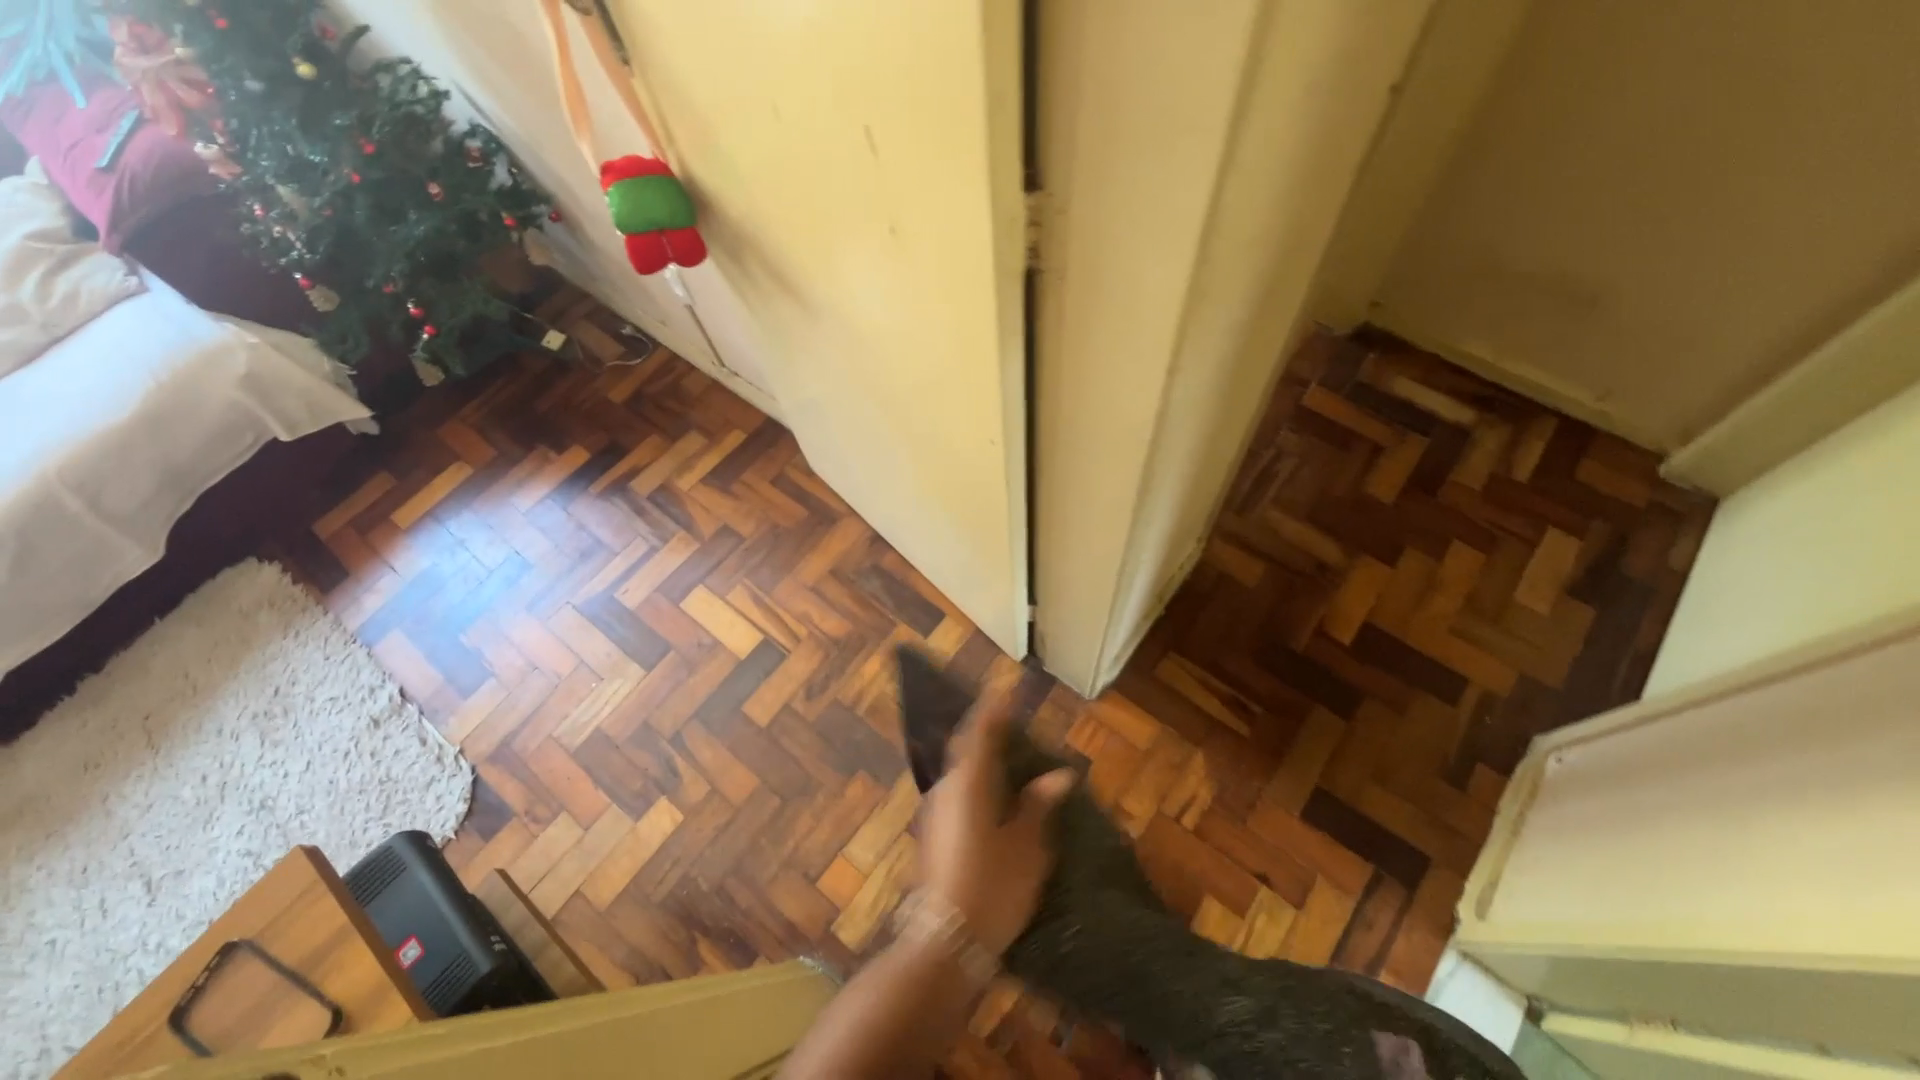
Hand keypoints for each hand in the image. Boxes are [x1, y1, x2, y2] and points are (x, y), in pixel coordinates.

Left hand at [918, 686, 1075, 955]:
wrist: (945, 940)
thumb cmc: (992, 886)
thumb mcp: (1026, 847)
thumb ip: (1039, 805)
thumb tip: (1060, 775)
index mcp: (969, 783)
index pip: (980, 732)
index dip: (994, 709)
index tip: (1007, 689)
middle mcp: (945, 790)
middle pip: (966, 750)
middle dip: (987, 733)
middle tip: (1012, 723)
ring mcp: (934, 814)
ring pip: (960, 774)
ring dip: (981, 761)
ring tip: (1009, 758)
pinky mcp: (933, 836)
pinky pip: (957, 795)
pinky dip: (976, 785)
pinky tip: (994, 798)